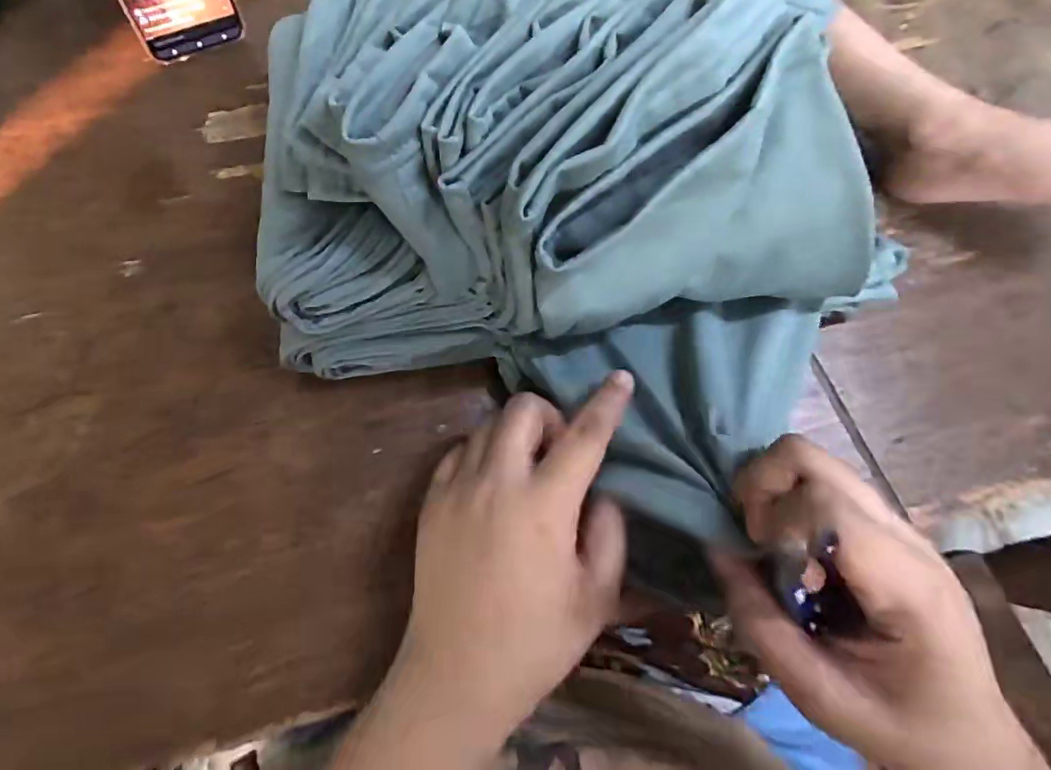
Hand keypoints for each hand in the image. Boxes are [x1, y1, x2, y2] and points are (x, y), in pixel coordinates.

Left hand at [392, 372, 632, 735]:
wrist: (456, 673)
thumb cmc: (536, 641)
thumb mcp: (596, 597)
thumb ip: (608, 532)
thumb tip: (599, 491)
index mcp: (544, 506)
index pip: (583, 436)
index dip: (606, 403)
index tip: (619, 377)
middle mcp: (496, 483)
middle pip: (523, 408)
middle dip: (550, 416)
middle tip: (559, 454)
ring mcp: (456, 487)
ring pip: (488, 424)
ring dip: (515, 434)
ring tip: (525, 471)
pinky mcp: (430, 499)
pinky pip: (459, 450)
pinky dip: (482, 453)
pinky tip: (490, 486)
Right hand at [711, 437, 1047, 769]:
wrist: (972, 743)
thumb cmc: (900, 729)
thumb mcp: (820, 696)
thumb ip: (761, 623)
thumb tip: (718, 549)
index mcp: (907, 582)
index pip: (824, 504)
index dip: (777, 523)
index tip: (769, 567)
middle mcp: (905, 535)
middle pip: (809, 457)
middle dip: (763, 486)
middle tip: (758, 540)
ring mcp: (899, 524)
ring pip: (813, 460)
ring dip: (775, 490)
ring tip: (774, 544)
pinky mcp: (886, 524)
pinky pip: (824, 482)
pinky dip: (792, 499)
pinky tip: (797, 550)